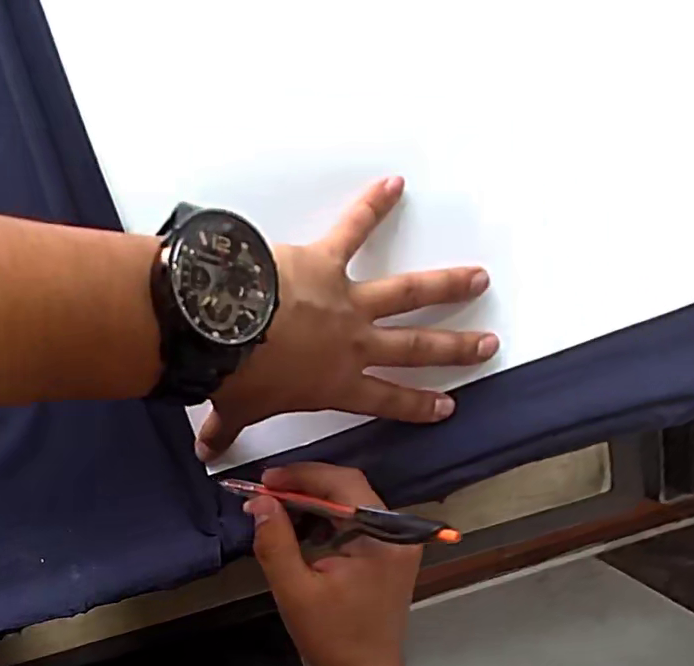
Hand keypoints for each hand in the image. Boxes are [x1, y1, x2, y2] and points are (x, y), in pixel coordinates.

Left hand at [197, 177, 496, 461]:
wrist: (223, 333)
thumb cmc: (235, 377)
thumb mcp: (233, 411)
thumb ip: (224, 431)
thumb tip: (206, 454)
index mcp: (334, 384)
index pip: (384, 400)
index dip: (415, 405)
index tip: (445, 406)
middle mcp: (353, 343)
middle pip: (414, 347)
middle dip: (453, 348)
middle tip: (486, 344)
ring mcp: (346, 300)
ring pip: (408, 291)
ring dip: (445, 284)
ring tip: (478, 277)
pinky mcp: (325, 260)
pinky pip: (353, 228)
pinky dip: (372, 206)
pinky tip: (393, 184)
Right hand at [245, 463, 420, 665]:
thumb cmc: (331, 636)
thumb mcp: (293, 588)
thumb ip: (274, 541)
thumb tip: (259, 502)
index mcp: (381, 538)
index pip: (342, 484)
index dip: (301, 475)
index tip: (265, 482)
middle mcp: (396, 532)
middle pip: (347, 488)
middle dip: (303, 486)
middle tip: (264, 494)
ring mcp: (395, 542)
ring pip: (348, 502)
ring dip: (311, 501)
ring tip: (276, 512)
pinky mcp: (387, 552)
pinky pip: (353, 520)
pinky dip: (323, 518)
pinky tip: (298, 530)